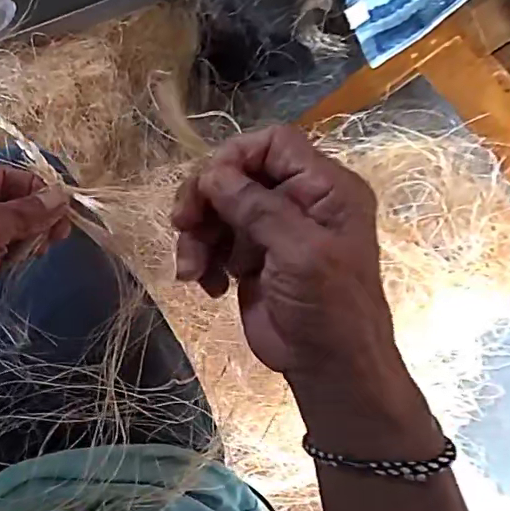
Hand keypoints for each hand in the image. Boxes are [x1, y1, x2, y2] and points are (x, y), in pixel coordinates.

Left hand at [0, 163, 72, 368]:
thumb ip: (24, 210)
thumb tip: (59, 197)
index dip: (29, 183)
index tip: (57, 199)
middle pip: (8, 201)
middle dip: (36, 210)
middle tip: (61, 226)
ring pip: (11, 227)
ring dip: (34, 230)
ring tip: (52, 241)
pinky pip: (8, 250)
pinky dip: (24, 250)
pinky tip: (37, 254)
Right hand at [171, 125, 437, 456]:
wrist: (327, 366)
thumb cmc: (328, 308)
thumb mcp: (299, 253)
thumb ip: (257, 208)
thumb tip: (212, 173)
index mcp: (323, 189)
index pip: (273, 144)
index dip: (234, 157)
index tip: (206, 187)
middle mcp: (296, 202)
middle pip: (234, 177)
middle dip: (204, 202)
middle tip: (182, 226)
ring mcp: (270, 232)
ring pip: (216, 211)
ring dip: (197, 238)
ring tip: (192, 271)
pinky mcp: (248, 259)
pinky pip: (212, 243)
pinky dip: (201, 261)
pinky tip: (208, 286)